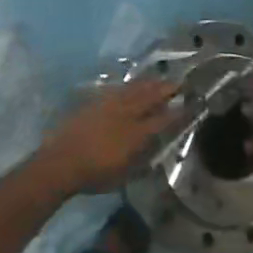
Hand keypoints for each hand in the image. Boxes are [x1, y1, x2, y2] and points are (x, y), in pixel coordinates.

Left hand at [36, 79, 178, 194]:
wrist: (60, 162)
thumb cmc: (94, 175)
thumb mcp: (124, 174)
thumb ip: (142, 160)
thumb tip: (154, 149)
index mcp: (136, 134)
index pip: (163, 119)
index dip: (179, 111)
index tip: (191, 104)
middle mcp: (126, 114)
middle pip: (150, 97)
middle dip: (167, 89)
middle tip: (179, 83)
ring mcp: (109, 105)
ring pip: (134, 89)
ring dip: (149, 83)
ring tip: (160, 78)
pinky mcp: (95, 102)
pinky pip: (117, 89)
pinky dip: (128, 86)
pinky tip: (131, 85)